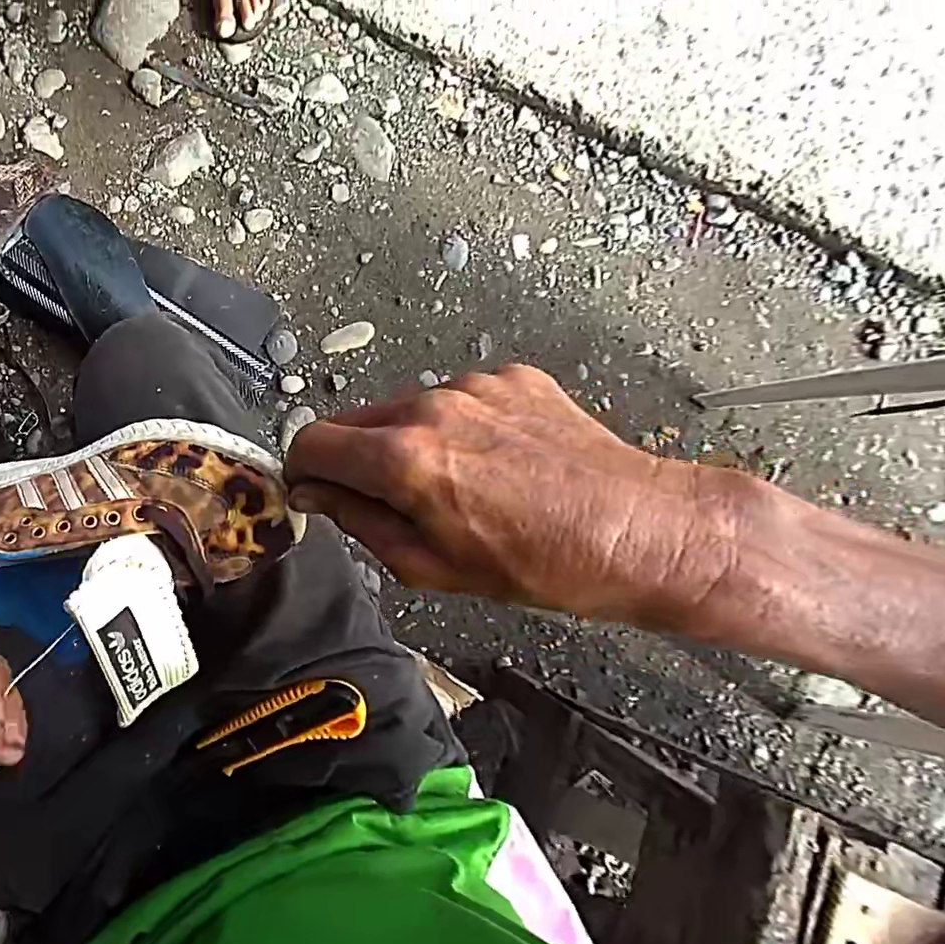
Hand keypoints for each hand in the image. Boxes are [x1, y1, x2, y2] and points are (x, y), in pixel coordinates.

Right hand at [284, 364, 757, 629]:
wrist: (644, 531)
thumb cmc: (544, 561)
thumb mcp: (427, 565)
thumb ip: (357, 521)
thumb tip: (318, 495)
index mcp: (405, 460)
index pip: (311, 443)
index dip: (301, 471)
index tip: (310, 489)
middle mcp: (431, 409)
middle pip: (348, 422)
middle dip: (348, 460)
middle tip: (377, 499)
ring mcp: (473, 387)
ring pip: (396, 410)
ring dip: (398, 444)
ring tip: (444, 484)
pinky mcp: (508, 378)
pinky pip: (447, 399)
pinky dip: (446, 428)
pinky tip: (482, 461)